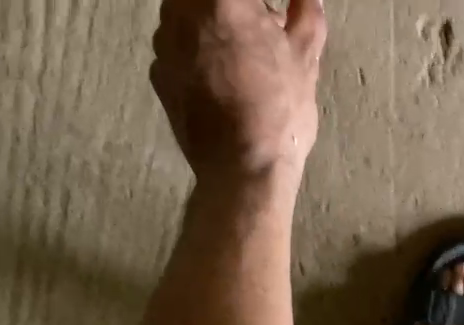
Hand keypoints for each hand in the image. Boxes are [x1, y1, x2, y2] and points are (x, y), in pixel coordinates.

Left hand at [150, 0, 326, 182]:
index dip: (258, 7)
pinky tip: (222, 86)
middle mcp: (180, 8)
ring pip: (188, 18)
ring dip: (213, 29)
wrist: (242, 170)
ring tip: (242, 63)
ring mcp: (163, 43)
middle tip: (261, 33)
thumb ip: (306, 14)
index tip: (270, 21)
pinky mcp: (157, 75)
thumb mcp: (306, 59)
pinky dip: (197, 58)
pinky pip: (178, 52)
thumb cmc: (278, 110)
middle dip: (234, 10)